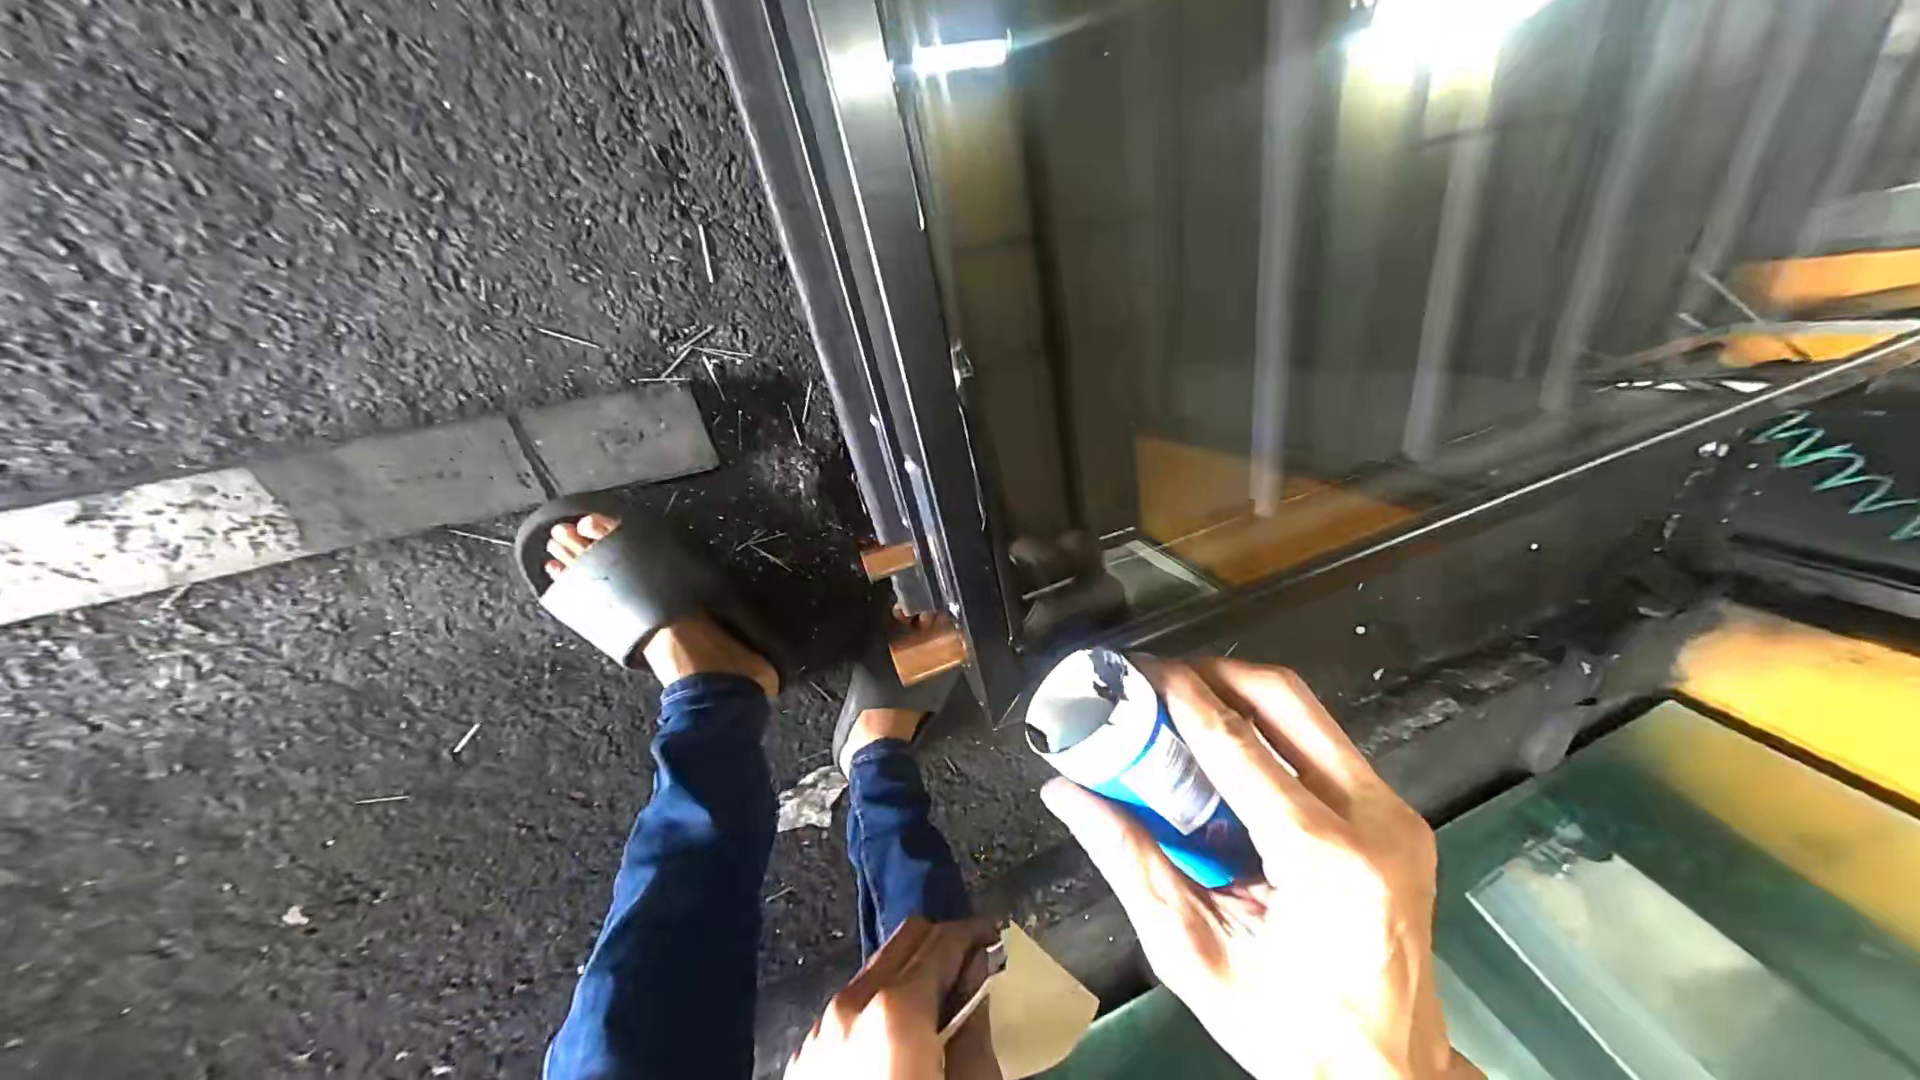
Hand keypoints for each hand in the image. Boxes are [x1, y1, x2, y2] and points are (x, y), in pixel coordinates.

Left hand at [786, 916, 1001, 1079]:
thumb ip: (975, 1030)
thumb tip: (976, 981)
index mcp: (894, 1010)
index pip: (943, 939)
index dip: (975, 932)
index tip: (995, 938)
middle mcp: (851, 1003)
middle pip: (906, 938)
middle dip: (943, 942)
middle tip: (972, 965)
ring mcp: (821, 1030)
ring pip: (875, 970)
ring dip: (910, 973)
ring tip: (937, 1003)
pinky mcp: (804, 1058)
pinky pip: (850, 1008)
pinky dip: (880, 1005)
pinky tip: (897, 1037)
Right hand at [1042, 658, 1478, 1079]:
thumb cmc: (1287, 1029)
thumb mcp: (1191, 951)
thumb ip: (1127, 859)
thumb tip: (1066, 792)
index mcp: (1324, 859)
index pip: (1236, 744)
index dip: (1179, 694)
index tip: (1136, 671)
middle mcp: (1373, 820)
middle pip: (1284, 698)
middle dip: (1213, 672)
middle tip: (1157, 681)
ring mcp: (1394, 813)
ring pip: (1306, 711)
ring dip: (1238, 693)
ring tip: (1181, 705)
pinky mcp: (1396, 816)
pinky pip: (1320, 740)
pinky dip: (1266, 725)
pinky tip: (1226, 745)